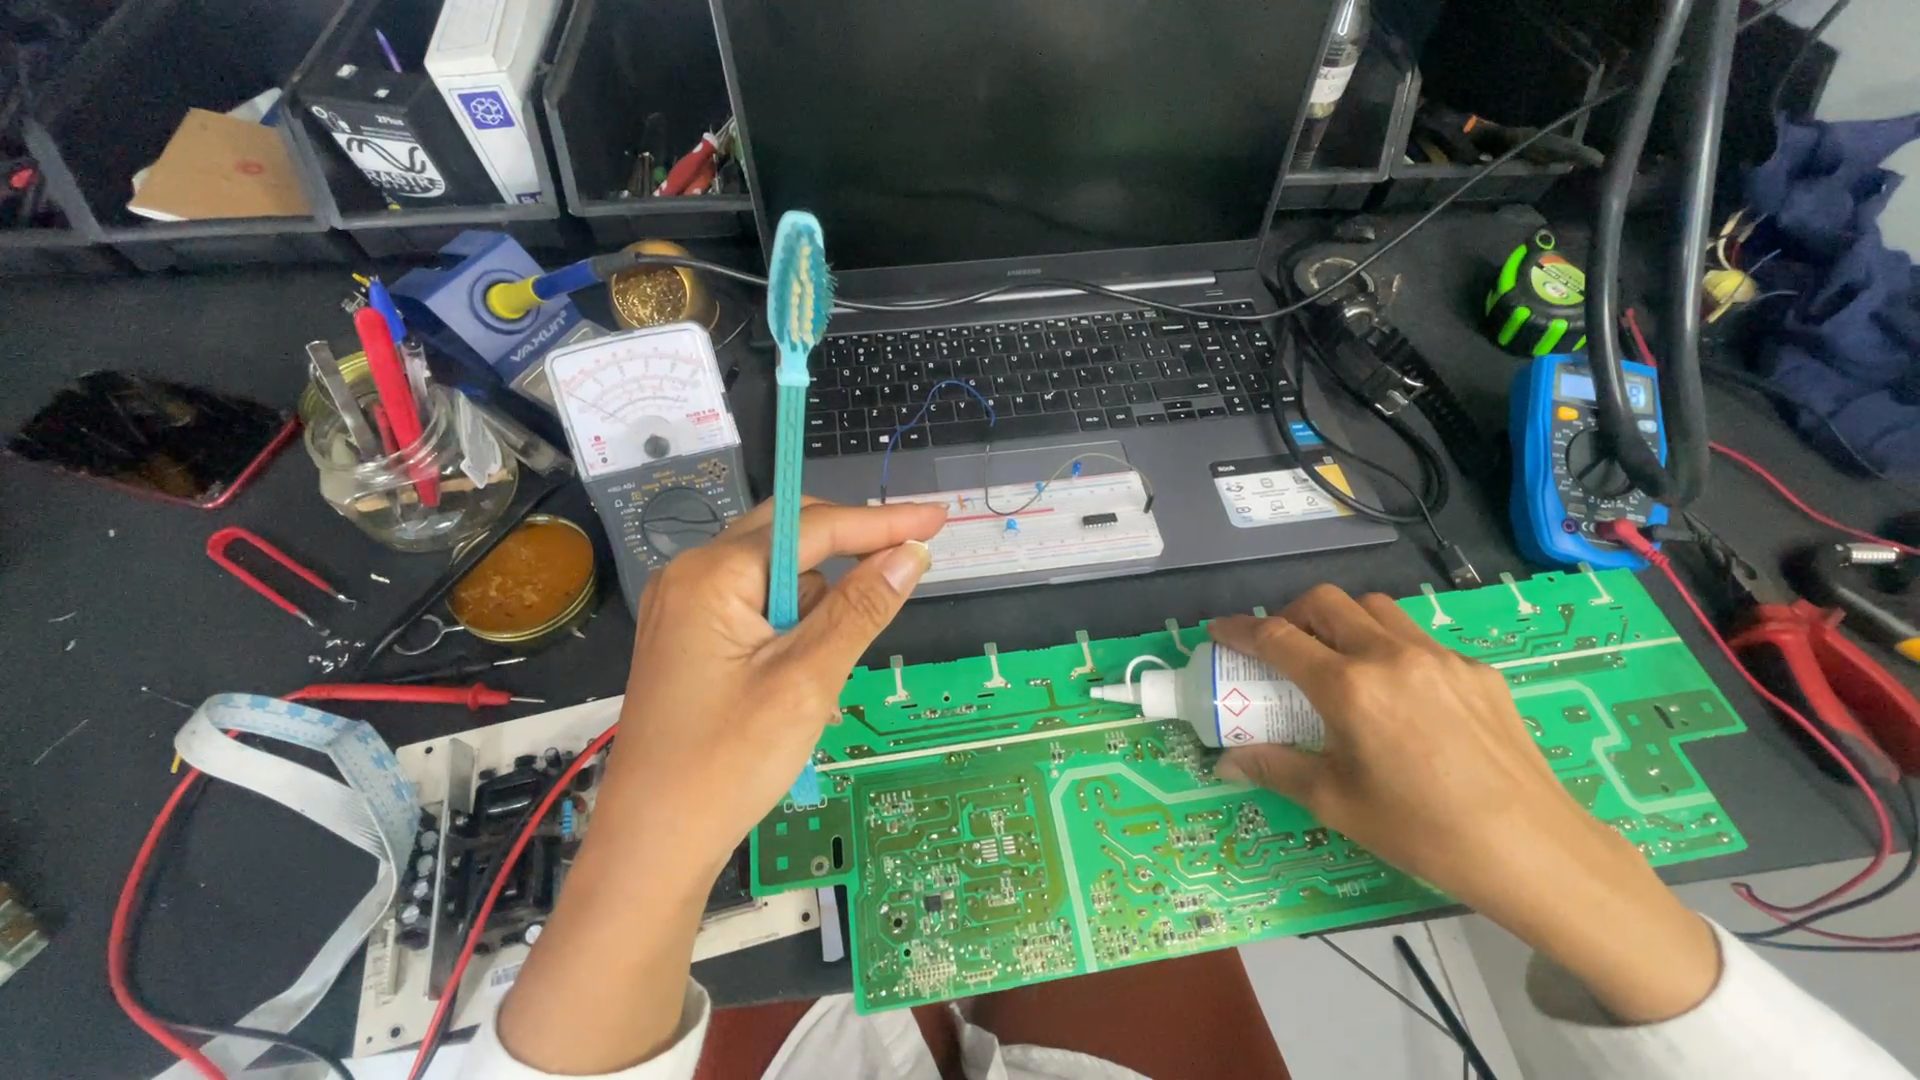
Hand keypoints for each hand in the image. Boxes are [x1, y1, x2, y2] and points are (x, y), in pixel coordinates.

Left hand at [499, 497, 945, 1072]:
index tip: (937, 519)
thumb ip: (860, 608)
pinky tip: (810, 680)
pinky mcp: (691, 642)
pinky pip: (757, 611)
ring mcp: (686, 610)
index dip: (881, 521)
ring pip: (776, 578)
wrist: (654, 845)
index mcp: (713, 575)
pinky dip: (795, 630)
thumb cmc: (728, 762)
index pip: (814, 528)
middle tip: (907, 560)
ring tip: (836, 668)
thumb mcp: (806, 681)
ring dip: (821, 602)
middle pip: (788, 536)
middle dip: (850, 548)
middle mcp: (693, 577)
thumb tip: (911, 553)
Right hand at [1208, 585, 1718, 1022]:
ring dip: (1343, 621)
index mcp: (1349, 687)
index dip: (1239, 631)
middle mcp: (1390, 655)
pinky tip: (1400, 696)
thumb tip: (1226, 761)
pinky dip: (1390, 648)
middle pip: (1326, 602)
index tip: (1219, 633)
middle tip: (1280, 647)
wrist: (1534, 850)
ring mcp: (1440, 657)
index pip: (1276, 637)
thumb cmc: (1421, 830)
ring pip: (1376, 609)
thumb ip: (1275, 769)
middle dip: (1291, 614)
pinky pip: (1418, 639)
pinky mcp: (1477, 670)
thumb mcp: (1335, 803)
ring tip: (1337, 660)